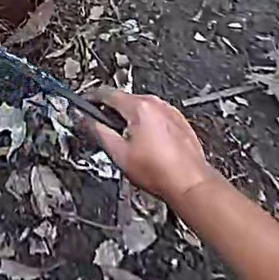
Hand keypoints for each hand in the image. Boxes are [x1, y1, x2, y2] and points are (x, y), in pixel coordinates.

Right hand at [89, 89, 222, 203]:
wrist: (192, 186)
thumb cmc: (161, 173)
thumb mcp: (119, 154)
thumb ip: (100, 132)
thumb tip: (89, 121)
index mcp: (139, 107)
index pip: (107, 93)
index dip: (93, 98)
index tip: (87, 102)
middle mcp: (156, 104)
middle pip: (125, 100)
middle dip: (113, 112)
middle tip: (108, 129)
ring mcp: (169, 112)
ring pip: (141, 108)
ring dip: (131, 119)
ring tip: (131, 142)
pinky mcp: (179, 122)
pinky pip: (156, 116)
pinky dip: (148, 124)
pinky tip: (149, 145)